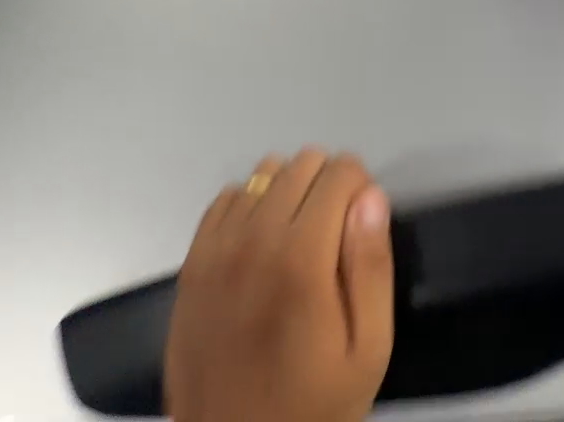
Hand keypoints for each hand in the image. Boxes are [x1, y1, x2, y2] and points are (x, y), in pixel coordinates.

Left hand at [164, 149, 393, 421]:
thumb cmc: (313, 402)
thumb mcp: (368, 348)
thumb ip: (371, 266)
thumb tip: (371, 197)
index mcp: (302, 258)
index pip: (339, 173)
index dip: (361, 186)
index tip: (364, 221)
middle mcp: (254, 240)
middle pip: (300, 165)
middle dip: (328, 183)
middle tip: (338, 231)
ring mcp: (216, 250)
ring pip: (263, 174)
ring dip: (290, 188)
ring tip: (303, 234)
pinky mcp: (192, 264)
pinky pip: (226, 199)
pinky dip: (252, 203)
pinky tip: (264, 239)